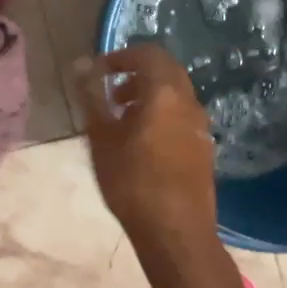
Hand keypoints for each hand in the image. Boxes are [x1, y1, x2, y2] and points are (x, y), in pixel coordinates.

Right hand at [73, 44, 215, 251]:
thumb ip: (93, 97)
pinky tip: (141, 143)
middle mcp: (189, 103)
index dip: (122, 57)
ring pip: (175, 96)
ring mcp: (201, 127)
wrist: (176, 233)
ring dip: (148, 96)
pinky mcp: (203, 149)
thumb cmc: (132, 181)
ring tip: (120, 120)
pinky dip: (160, 115)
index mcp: (165, 94)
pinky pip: (181, 117)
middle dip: (136, 75)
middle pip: (166, 72)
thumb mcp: (102, 138)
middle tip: (110, 94)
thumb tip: (82, 65)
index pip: (149, 54)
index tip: (99, 72)